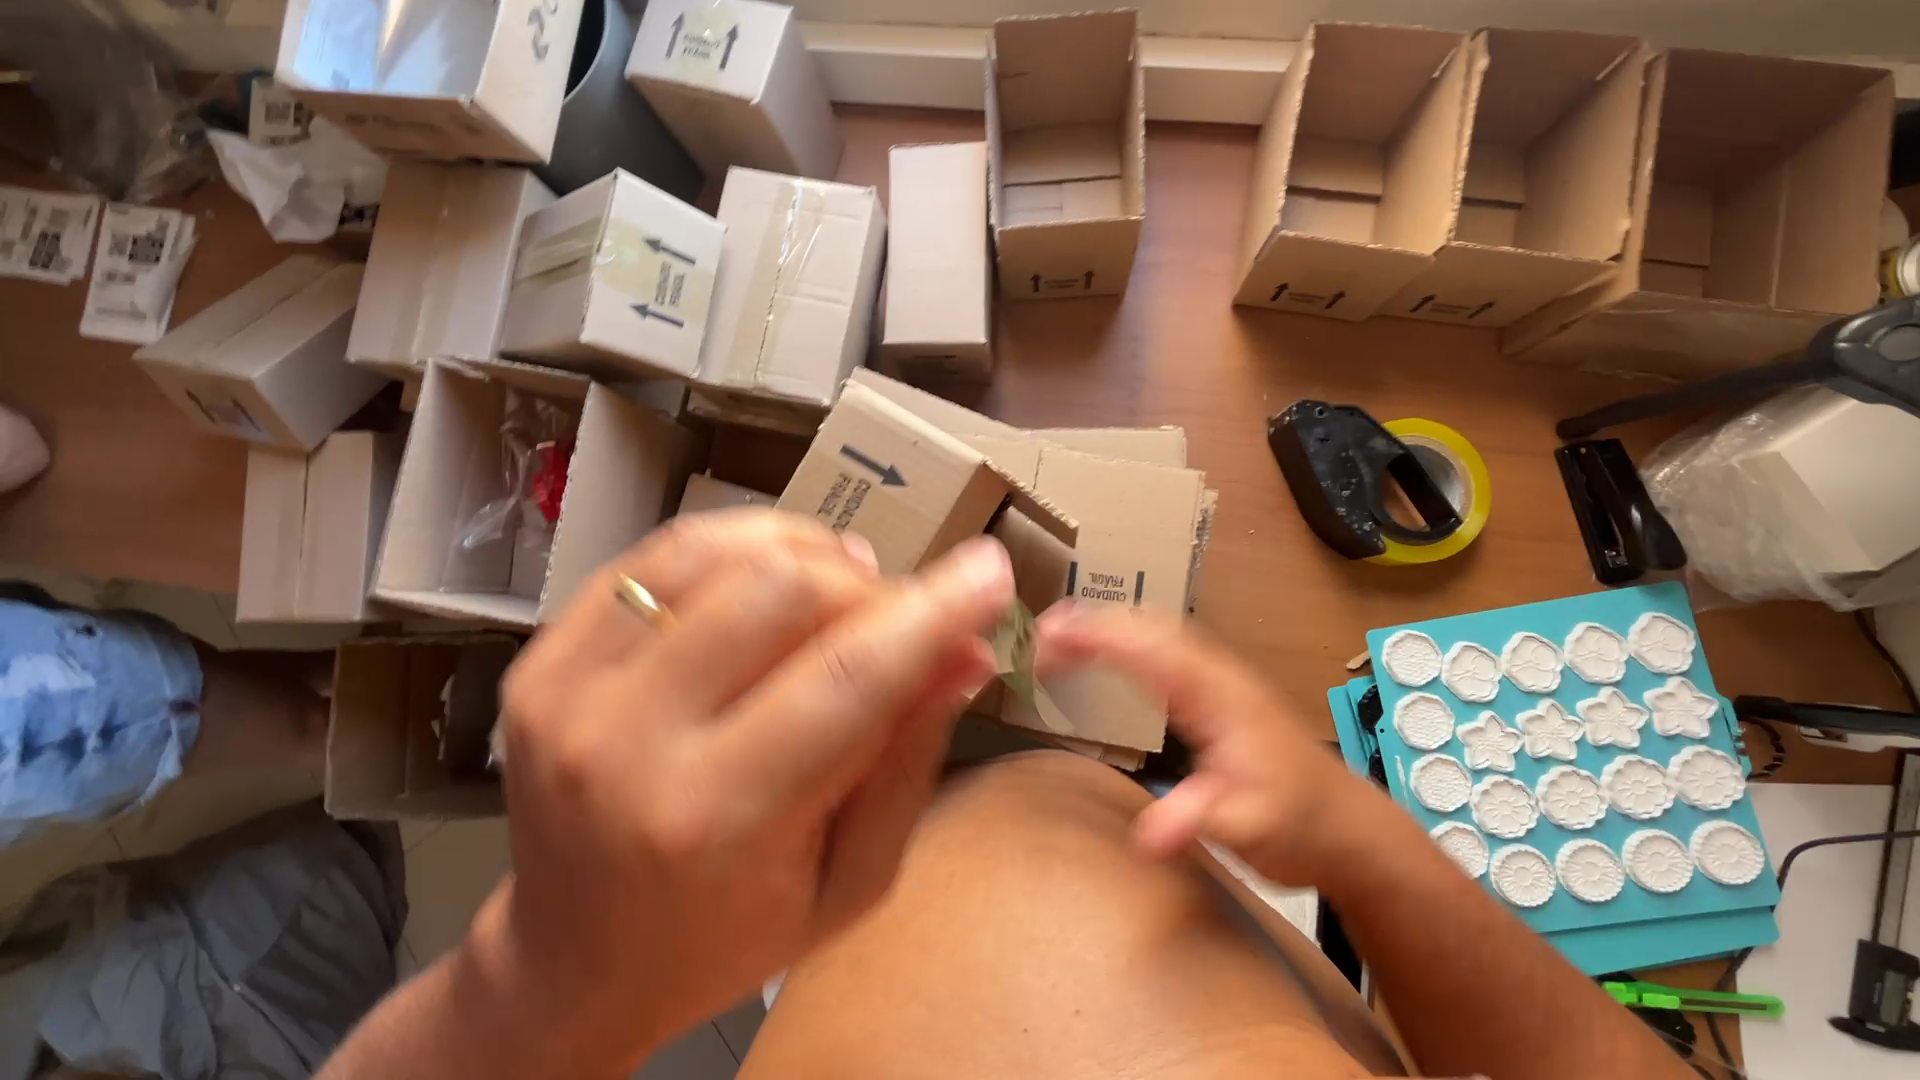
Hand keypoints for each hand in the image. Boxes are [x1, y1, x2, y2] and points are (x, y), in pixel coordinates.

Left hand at [471, 510, 1013, 1070]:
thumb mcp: (849, 881)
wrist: (570, 961)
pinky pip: (661, 554)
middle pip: (783, 590)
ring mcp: (571, 691)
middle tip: (896, 618)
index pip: (849, 678)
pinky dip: (740, 547)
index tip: (991, 571)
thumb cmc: (727, 936)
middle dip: (869, 589)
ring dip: (807, 555)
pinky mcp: (544, 657)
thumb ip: (906, 760)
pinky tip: (771, 580)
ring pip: (721, 551)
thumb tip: (965, 652)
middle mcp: (628, 744)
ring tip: (839, 593)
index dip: (933, 612)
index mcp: (716, 823)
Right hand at [1035, 604, 1392, 887]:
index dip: (1101, 636)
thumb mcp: (1252, 829)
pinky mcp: (1217, 694)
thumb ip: (1200, 819)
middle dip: (1095, 622)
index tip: (1053, 634)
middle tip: (1042, 634)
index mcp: (1222, 698)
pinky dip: (1128, 642)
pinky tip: (1107, 652)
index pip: (1153, 651)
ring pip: (1159, 633)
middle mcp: (1219, 677)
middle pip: (1152, 628)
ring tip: (1060, 634)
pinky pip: (1165, 651)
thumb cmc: (1303, 825)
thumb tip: (1145, 834)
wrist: (1349, 828)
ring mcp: (1220, 681)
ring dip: (1110, 626)